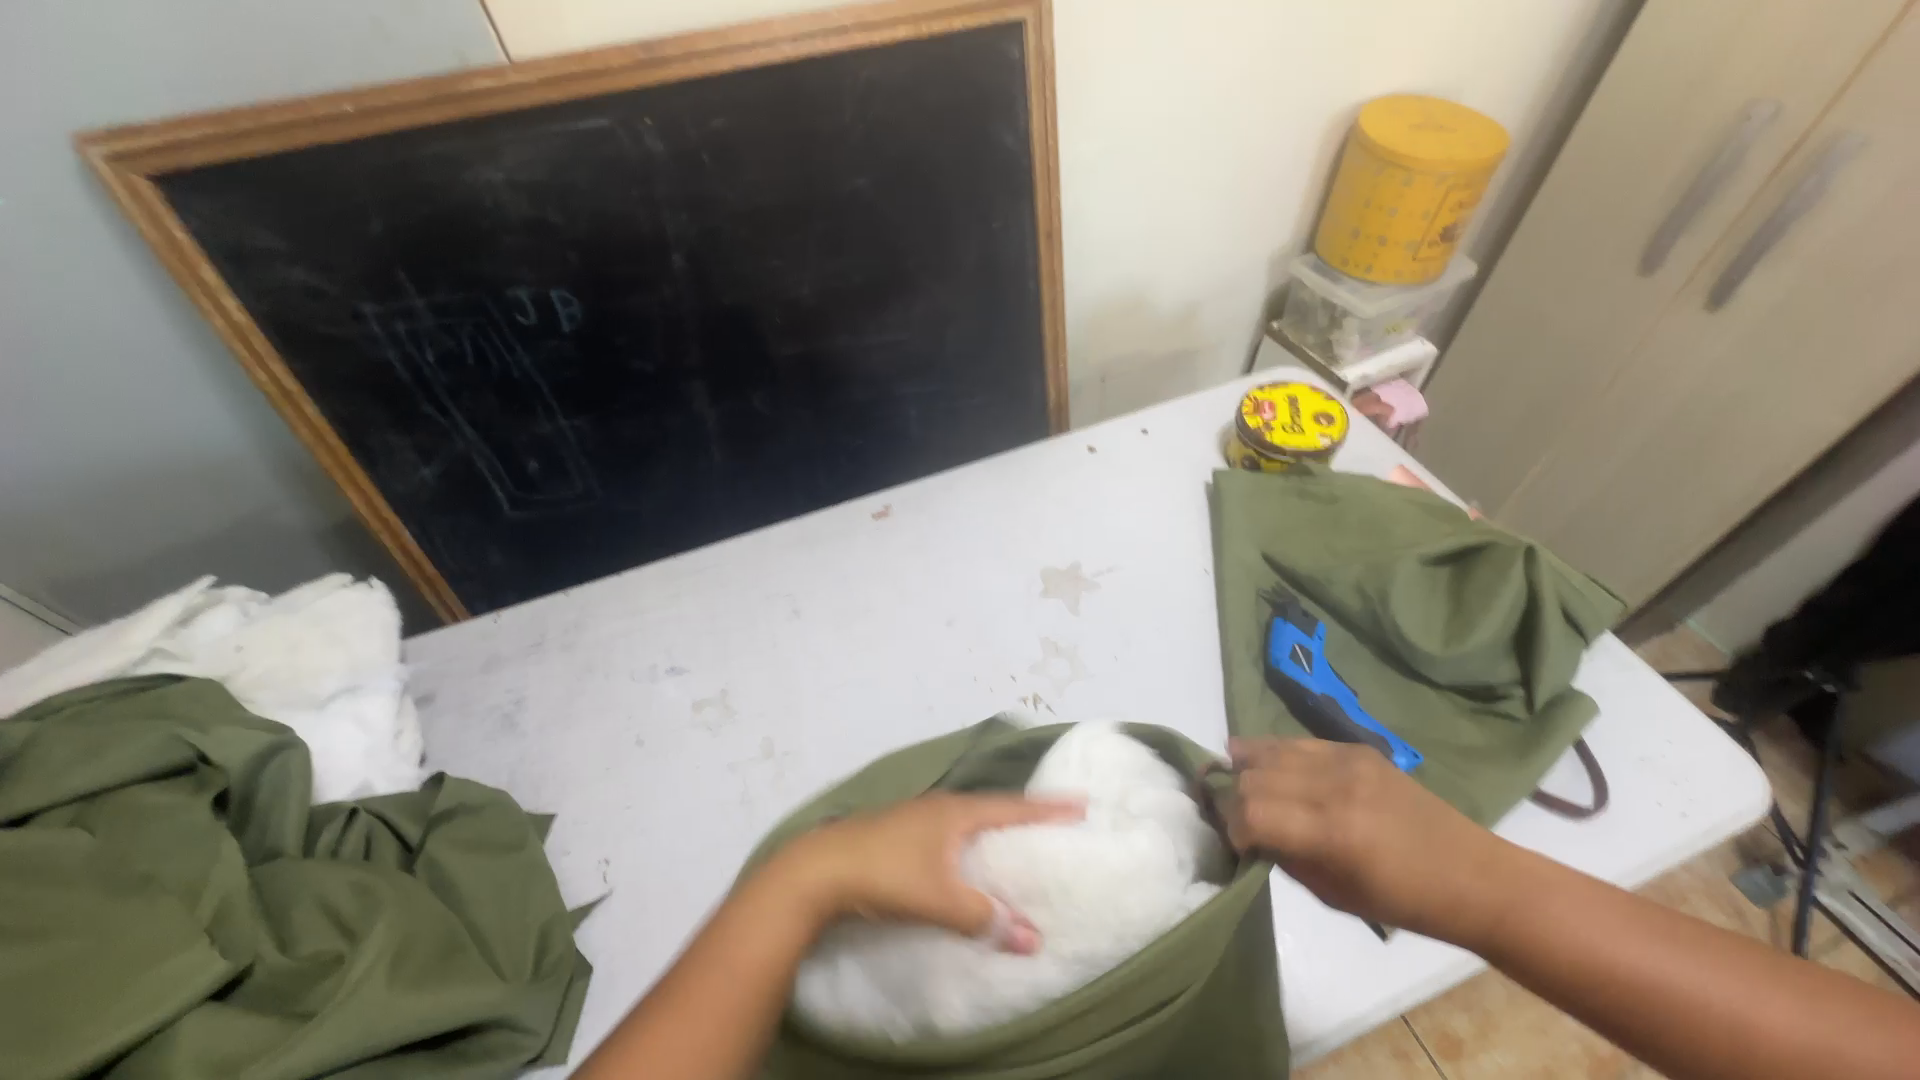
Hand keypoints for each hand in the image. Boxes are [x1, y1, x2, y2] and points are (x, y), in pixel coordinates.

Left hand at [771, 793, 1083, 952]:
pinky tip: (963, 852)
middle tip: (1053, 819)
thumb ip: (986, 918)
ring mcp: (915, 815)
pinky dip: (968, 837)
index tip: (1081, 803)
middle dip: (1023, 812)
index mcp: (956, 812)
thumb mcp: (940, 900)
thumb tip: (1034, 939)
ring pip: (966, 817)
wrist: (818, 869)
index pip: (1013, 807)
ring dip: (992, 824)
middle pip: (991, 805)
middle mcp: (939, 806)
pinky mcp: (897, 831)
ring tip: (1014, 834)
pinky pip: (947, 829)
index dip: (1048, 809)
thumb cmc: (886, 874)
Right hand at [1224, 738, 1517, 944]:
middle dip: (1230, 795)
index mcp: (1332, 832)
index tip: (1230, 839)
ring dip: (1245, 767)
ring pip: (1268, 747)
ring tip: (1238, 784)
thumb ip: (1283, 855)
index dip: (1228, 823)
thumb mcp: (1332, 894)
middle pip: (1251, 774)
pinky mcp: (1357, 747)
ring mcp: (1347, 759)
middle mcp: (1335, 785)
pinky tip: (1269, 769)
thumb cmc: (1403, 902)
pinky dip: (1273, 755)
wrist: (1473, 875)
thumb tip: (1246, 832)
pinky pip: (1297, 742)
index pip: (1250, 811)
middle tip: (1226, 813)